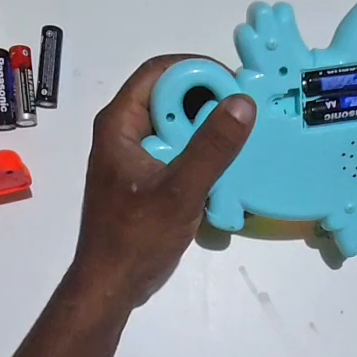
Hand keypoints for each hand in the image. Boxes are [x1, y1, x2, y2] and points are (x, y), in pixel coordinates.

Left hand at [70, 56, 254, 306]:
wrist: (112, 285)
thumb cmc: (137, 238)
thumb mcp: (180, 191)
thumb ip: (212, 147)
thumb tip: (242, 102)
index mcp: (120, 124)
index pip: (160, 72)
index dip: (198, 71)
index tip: (234, 88)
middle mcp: (124, 134)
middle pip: (170, 98)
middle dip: (207, 103)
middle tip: (244, 118)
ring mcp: (134, 158)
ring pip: (176, 128)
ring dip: (207, 133)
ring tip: (240, 144)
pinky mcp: (146, 181)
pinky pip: (177, 155)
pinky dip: (199, 158)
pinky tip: (223, 173)